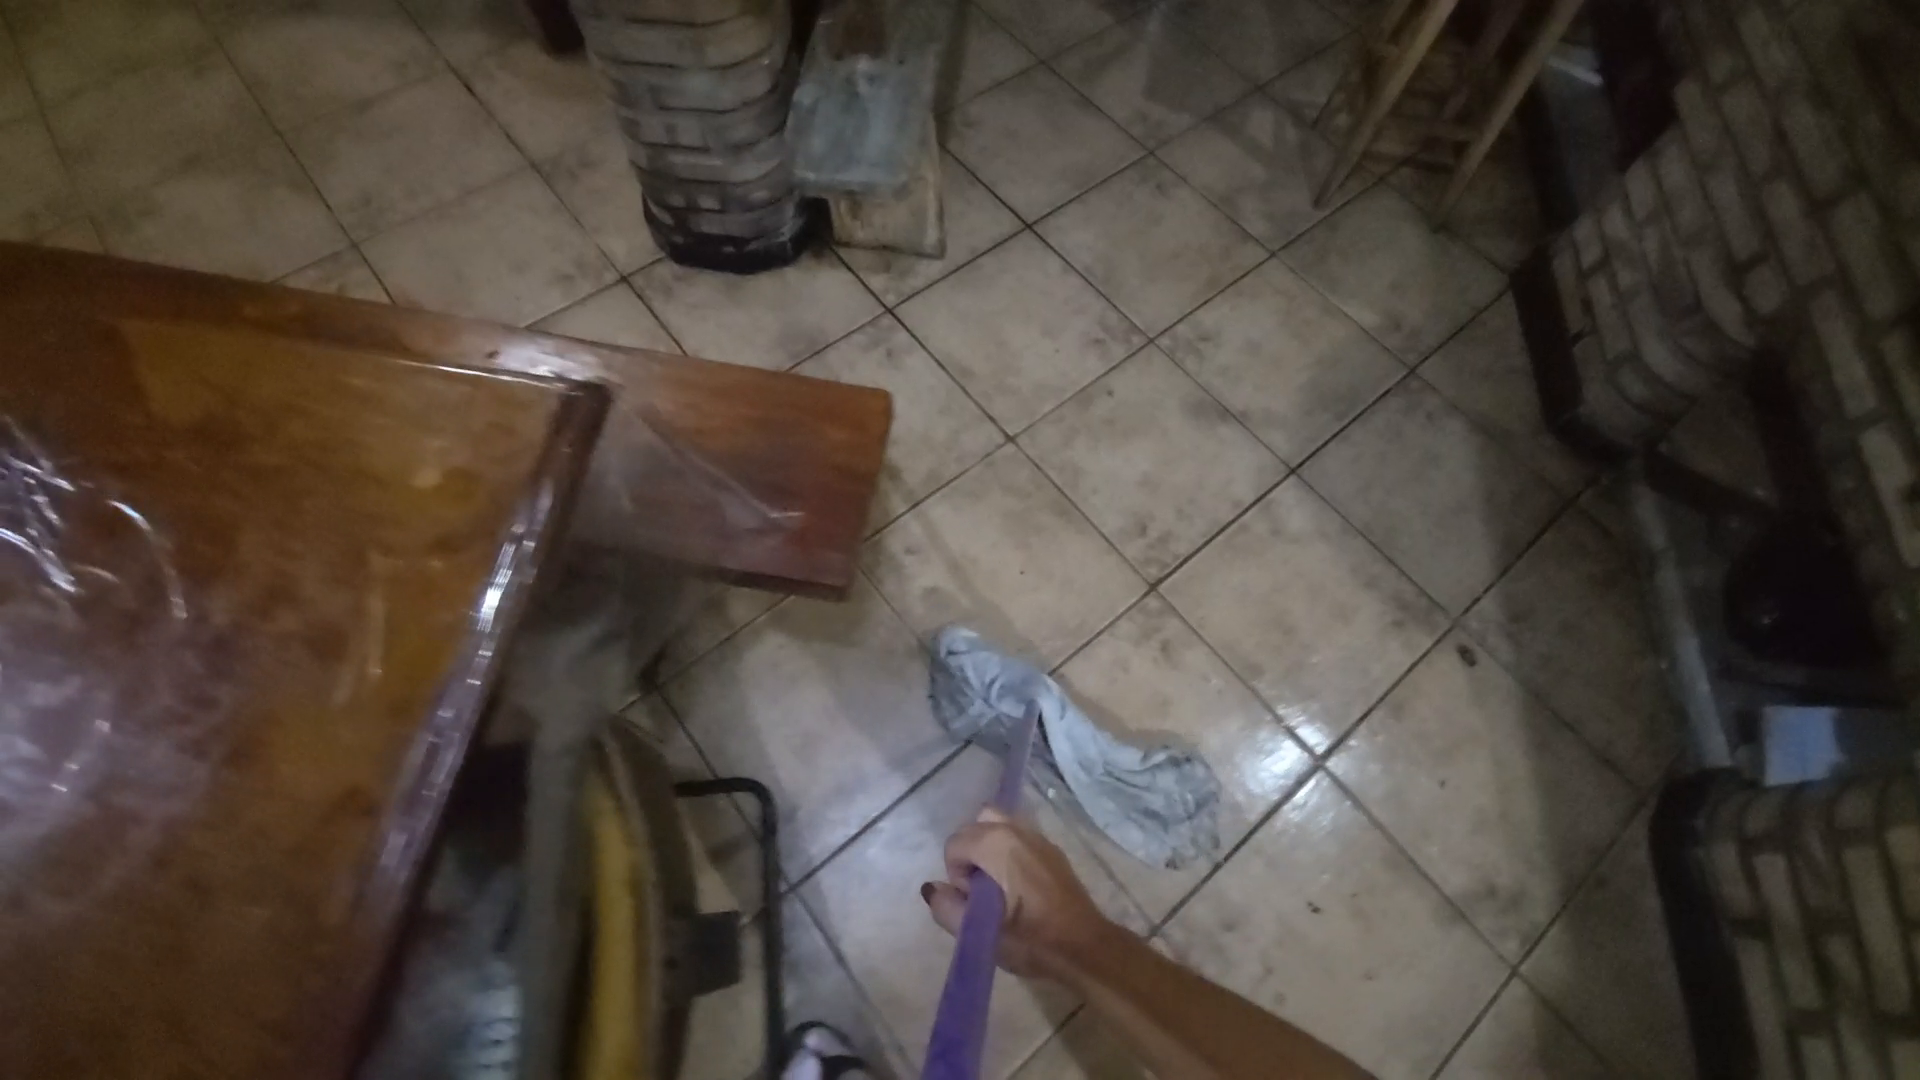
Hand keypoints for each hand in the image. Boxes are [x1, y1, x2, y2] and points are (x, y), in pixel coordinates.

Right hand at [920, 808, 1116, 979]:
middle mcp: (1016, 829)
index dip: (955, 873)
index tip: (971, 901)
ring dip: (986, 848)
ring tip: (995, 884)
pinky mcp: (1051, 847)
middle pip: (975, 825)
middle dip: (968, 854)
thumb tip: (932, 888)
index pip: (955, 843)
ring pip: (996, 824)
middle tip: (979, 893)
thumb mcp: (981, 934)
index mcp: (997, 844)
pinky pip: (1017, 835)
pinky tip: (1017, 885)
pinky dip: (1006, 849)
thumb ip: (947, 908)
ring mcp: (1037, 835)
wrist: (1084, 947)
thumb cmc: (1031, 941)